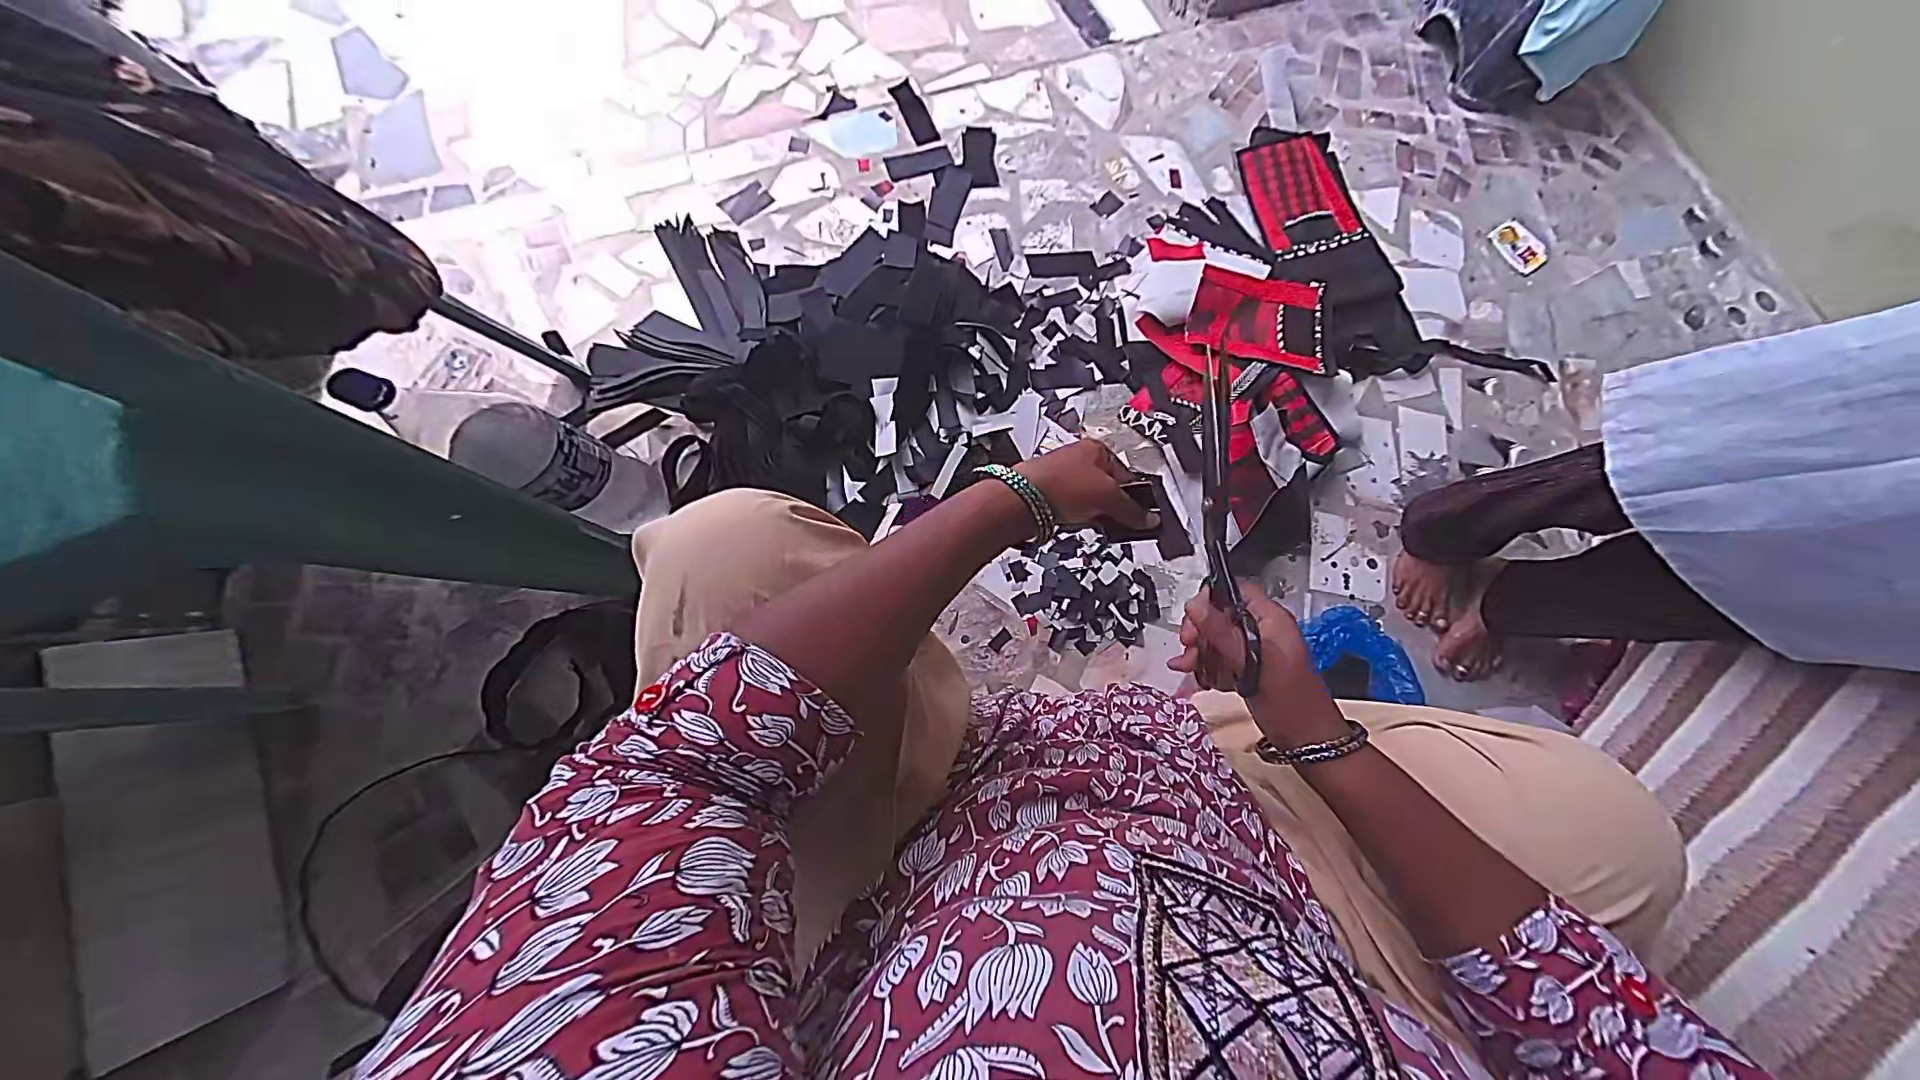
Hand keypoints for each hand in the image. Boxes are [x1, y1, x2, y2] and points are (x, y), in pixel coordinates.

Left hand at [1015, 439, 1157, 531]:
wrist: (1021, 500)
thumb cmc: (1058, 484)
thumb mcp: (1108, 497)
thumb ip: (1132, 510)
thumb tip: (1147, 518)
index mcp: (1097, 449)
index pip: (1128, 473)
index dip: (1137, 495)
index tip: (1143, 514)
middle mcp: (1078, 459)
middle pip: (1108, 487)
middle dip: (1115, 507)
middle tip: (1122, 522)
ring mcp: (1062, 478)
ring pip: (1089, 500)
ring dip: (1097, 514)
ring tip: (1098, 523)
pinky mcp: (1049, 496)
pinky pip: (1072, 510)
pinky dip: (1079, 518)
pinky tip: (1078, 523)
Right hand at [1168, 586, 1348, 748]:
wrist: (1307, 741)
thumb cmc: (1292, 703)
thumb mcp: (1251, 664)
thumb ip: (1222, 633)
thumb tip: (1196, 605)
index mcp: (1270, 619)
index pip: (1234, 590)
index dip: (1209, 600)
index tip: (1194, 620)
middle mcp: (1262, 630)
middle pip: (1219, 614)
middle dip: (1200, 631)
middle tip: (1190, 646)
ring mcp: (1254, 649)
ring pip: (1216, 637)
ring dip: (1199, 652)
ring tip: (1191, 666)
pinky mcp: (1247, 668)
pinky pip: (1220, 658)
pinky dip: (1207, 666)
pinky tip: (1200, 676)